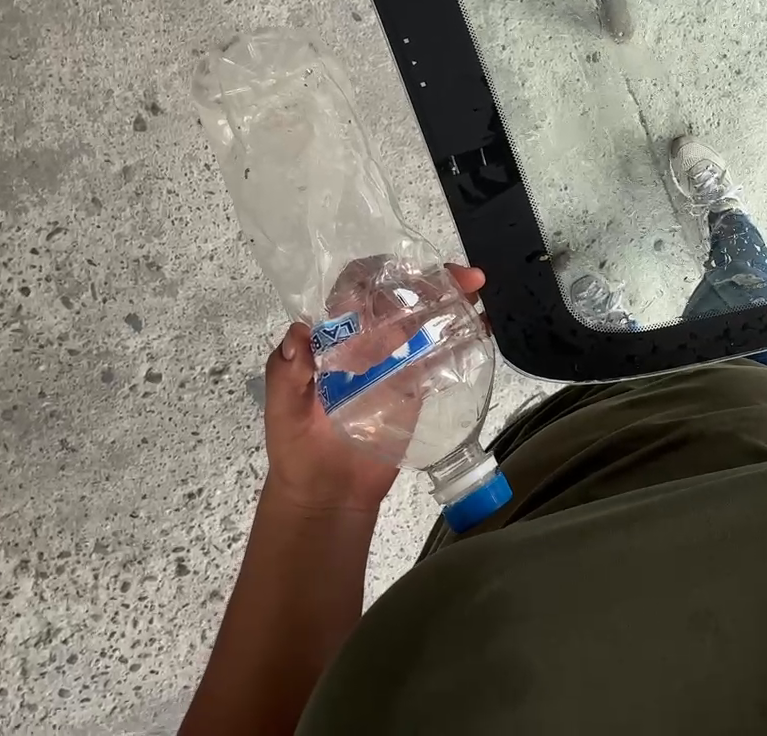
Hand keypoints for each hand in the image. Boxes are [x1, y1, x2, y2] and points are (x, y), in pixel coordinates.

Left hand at [260, 264, 486, 512]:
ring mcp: (398, 360)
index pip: (357, 289)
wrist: (329, 494)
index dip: (382, 272)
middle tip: (465, 278)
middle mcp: (369, 340)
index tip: (407, 272)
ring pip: (427, 318)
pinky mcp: (420, 384)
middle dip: (433, 280)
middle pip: (402, 297)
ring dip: (453, 299)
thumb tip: (299, 332)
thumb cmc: (298, 449)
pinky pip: (443, 352)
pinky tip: (483, 325)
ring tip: (477, 292)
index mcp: (335, 338)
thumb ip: (287, 374)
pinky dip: (465, 334)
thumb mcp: (283, 410)